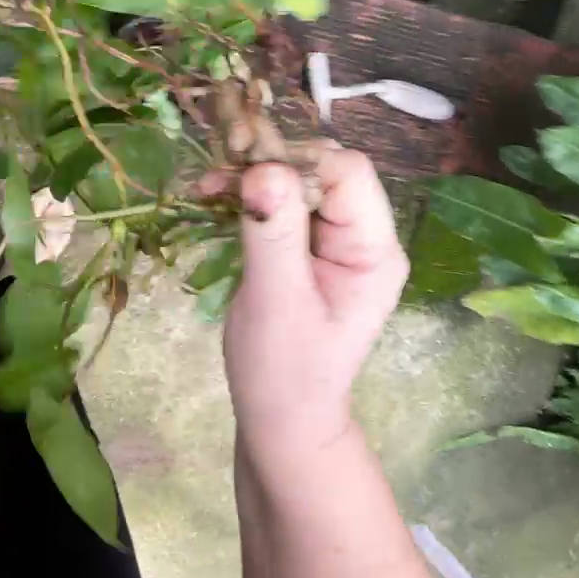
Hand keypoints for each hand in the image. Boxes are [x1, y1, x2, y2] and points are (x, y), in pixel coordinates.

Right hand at [222, 146, 407, 457]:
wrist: (281, 415)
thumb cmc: (283, 367)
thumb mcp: (276, 301)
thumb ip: (273, 234)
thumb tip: (263, 169)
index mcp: (372, 250)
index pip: (345, 173)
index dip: (294, 162)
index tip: (240, 175)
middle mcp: (362, 236)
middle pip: (320, 170)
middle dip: (267, 166)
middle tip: (213, 181)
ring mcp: (334, 241)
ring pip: (296, 181)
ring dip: (250, 178)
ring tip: (206, 189)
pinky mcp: (306, 247)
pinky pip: (280, 203)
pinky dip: (246, 195)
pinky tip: (213, 199)